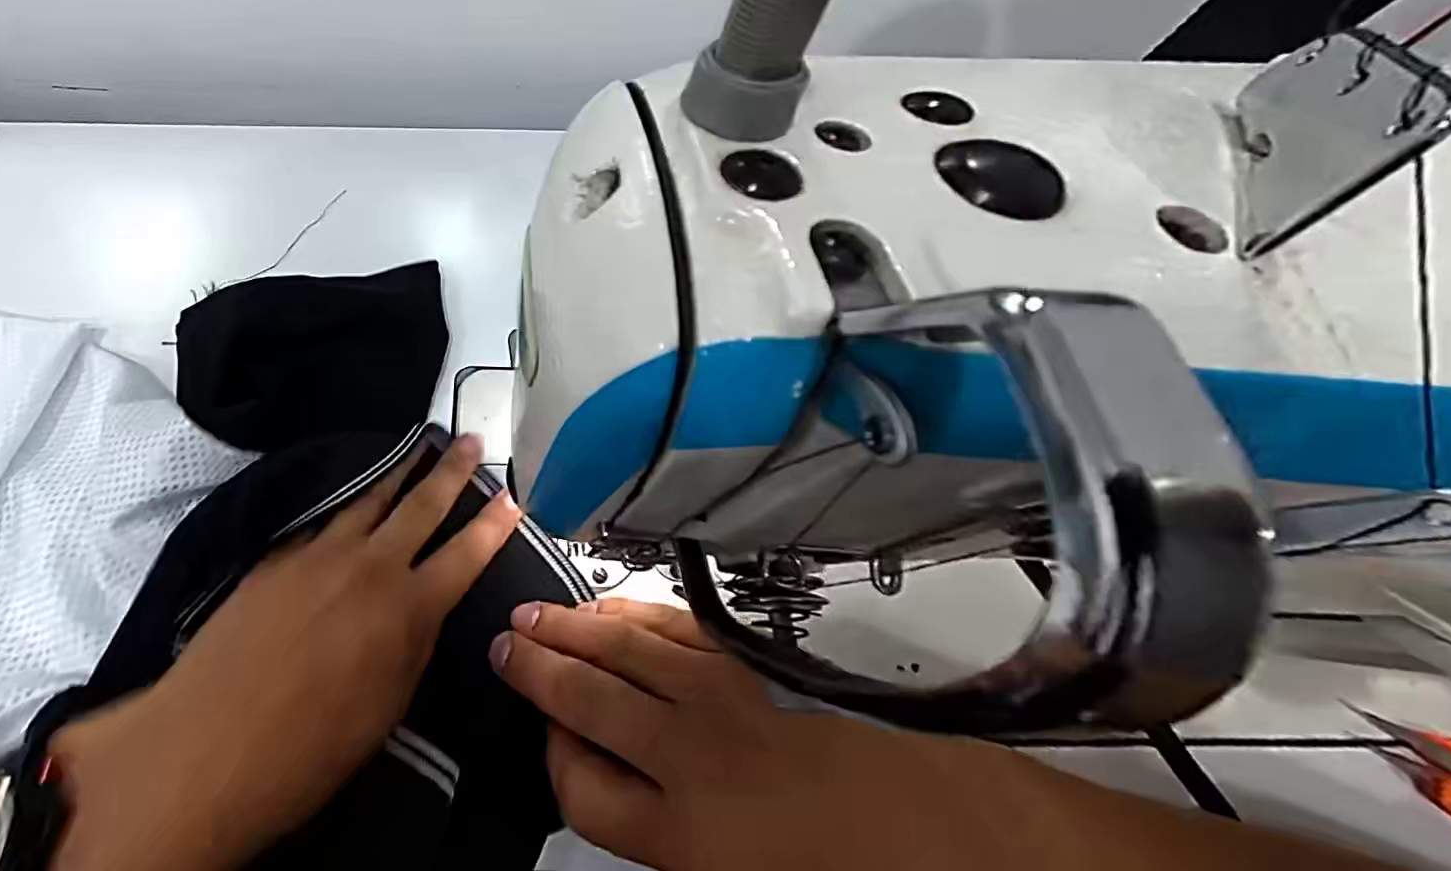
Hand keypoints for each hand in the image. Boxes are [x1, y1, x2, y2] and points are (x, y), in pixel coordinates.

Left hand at [49, 434, 519, 870]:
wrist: (203, 748)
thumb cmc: (308, 749)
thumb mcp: (387, 705)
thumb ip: (413, 643)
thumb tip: (423, 608)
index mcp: (407, 608)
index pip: (466, 552)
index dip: (493, 524)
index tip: (512, 499)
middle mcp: (370, 566)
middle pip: (422, 503)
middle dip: (452, 469)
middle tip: (471, 441)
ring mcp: (321, 554)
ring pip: (371, 498)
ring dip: (401, 471)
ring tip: (419, 446)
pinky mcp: (279, 556)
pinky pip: (326, 520)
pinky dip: (350, 505)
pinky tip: (354, 501)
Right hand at [492, 599, 1413, 870]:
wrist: (950, 842)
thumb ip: (664, 840)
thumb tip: (605, 788)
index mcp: (691, 835)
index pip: (584, 789)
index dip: (553, 759)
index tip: (541, 738)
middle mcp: (696, 760)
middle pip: (594, 700)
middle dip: (541, 670)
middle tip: (501, 642)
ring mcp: (725, 706)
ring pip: (630, 652)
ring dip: (578, 629)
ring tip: (537, 614)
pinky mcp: (752, 675)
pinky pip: (680, 635)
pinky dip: (640, 617)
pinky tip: (617, 609)